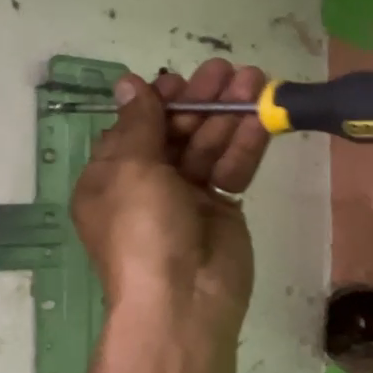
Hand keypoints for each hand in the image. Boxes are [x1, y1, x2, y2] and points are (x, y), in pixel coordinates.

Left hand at [71, 61, 269, 329]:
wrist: (182, 301)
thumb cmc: (142, 230)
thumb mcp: (129, 168)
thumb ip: (138, 123)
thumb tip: (127, 83)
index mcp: (109, 178)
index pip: (135, 128)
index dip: (159, 102)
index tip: (182, 81)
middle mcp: (145, 185)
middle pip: (174, 132)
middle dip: (201, 101)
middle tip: (228, 70)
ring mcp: (184, 198)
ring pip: (206, 146)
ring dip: (229, 114)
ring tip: (255, 80)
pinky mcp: (220, 210)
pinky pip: (230, 168)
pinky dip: (245, 144)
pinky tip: (262, 116)